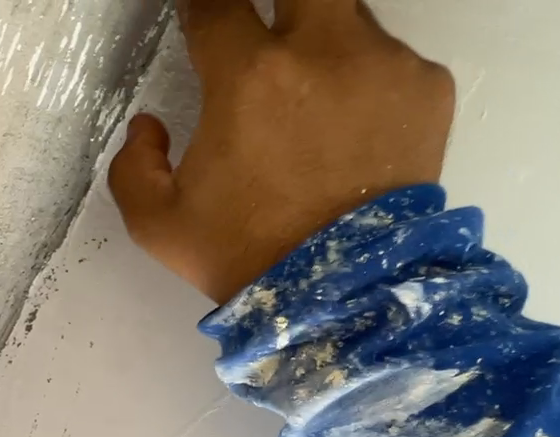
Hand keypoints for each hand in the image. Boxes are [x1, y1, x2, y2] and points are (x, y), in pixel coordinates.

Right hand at [109, 0, 455, 302]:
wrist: (335, 285)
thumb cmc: (235, 252)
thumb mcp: (154, 225)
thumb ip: (132, 167)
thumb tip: (148, 125)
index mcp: (247, 79)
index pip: (217, 6)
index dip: (198, 2)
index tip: (193, 8)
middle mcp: (322, 49)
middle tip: (254, 32)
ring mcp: (384, 62)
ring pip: (345, 17)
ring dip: (314, 40)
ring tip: (299, 93)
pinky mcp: (426, 85)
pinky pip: (384, 60)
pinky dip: (356, 81)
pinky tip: (341, 130)